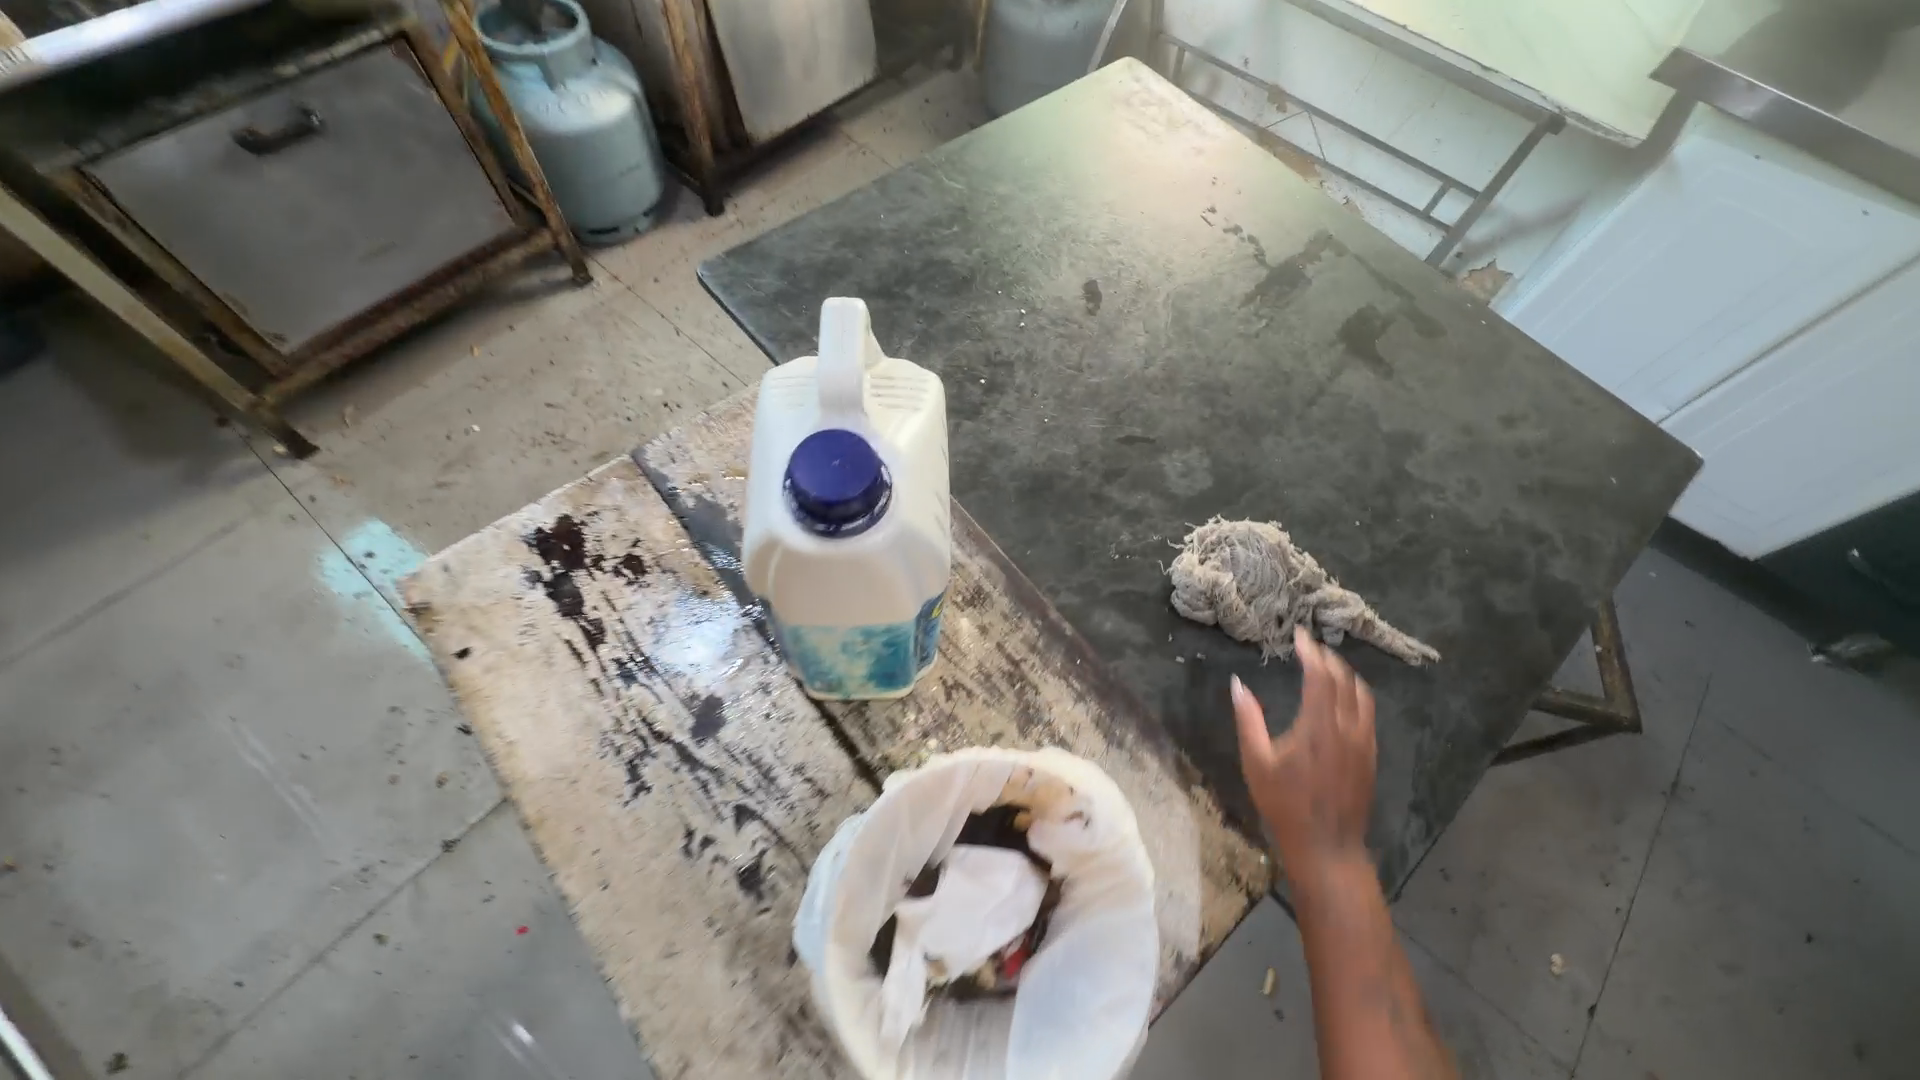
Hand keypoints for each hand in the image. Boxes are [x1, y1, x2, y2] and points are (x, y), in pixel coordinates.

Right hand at [1232, 626, 1377, 881]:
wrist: (1326, 845)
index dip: (1311, 651)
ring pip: (1362, 695)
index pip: (1320, 676)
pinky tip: (1341, 699)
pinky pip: (1367, 713)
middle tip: (1310, 647)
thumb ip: (1248, 719)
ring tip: (1327, 666)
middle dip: (1328, 658)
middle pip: (1344, 680)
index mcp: (1318, 727)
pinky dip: (1355, 695)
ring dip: (1345, 675)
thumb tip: (1237, 684)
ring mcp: (1364, 742)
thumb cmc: (1284, 804)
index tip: (1299, 635)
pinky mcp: (1370, 755)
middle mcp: (1347, 728)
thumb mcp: (1256, 762)